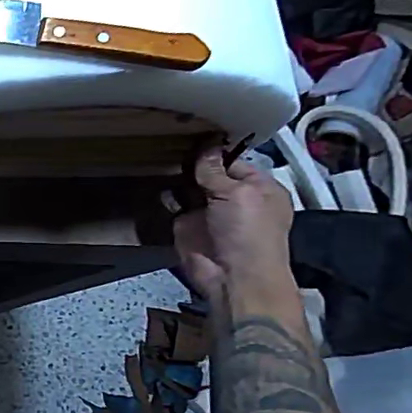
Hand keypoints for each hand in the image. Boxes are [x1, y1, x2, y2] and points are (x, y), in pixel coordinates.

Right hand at [171, 146, 294, 303]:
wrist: (233, 276)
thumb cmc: (249, 232)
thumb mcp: (237, 194)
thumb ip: (215, 171)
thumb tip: (206, 148)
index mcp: (258, 189)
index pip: (233, 162)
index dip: (214, 152)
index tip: (191, 136)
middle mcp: (233, 199)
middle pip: (209, 174)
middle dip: (192, 163)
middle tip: (170, 144)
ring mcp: (208, 213)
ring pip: (188, 188)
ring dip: (176, 178)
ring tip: (158, 159)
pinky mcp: (186, 227)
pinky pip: (173, 207)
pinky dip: (164, 197)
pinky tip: (153, 181)